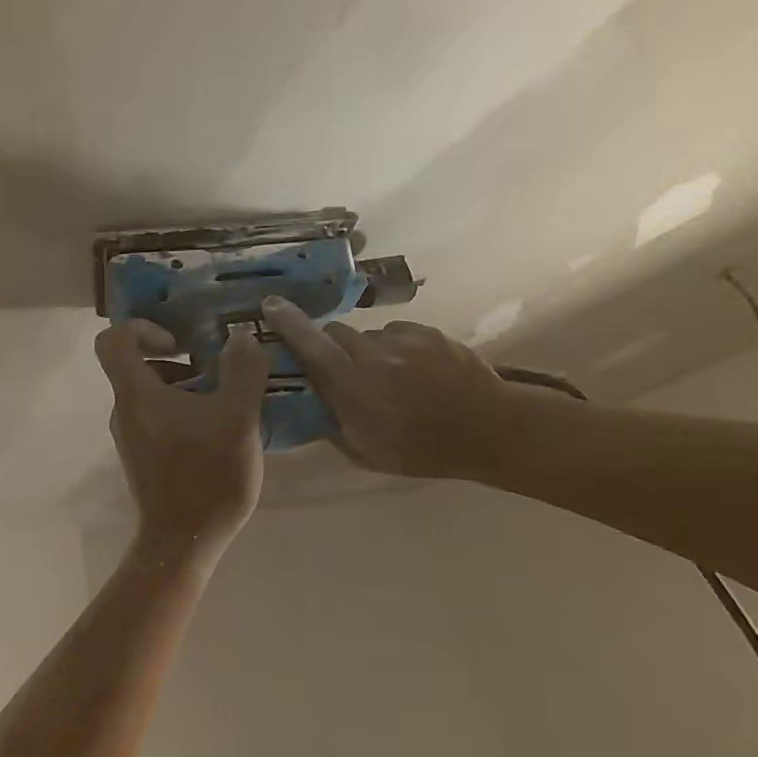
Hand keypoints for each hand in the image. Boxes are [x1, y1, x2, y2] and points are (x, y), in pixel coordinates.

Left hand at [94, 321, 269, 561]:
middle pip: (139, 367)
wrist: (184, 543)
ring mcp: (132, 438)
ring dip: (188, 389)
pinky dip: (186, 414)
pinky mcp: (144, 459)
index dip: (143, 328)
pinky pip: (160, 420)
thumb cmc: (207, 476)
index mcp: (136, 394)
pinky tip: (222, 434)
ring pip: (153, 395)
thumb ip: (242, 370)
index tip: (180, 342)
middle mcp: (125, 411)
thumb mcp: (238, 417)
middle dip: (180, 361)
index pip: (114, 340)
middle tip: (218, 371)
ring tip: (229, 404)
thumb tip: (241, 336)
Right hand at [261, 296, 510, 478]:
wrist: (487, 429)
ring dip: (368, 351)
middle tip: (345, 371)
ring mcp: (403, 339)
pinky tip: (416, 371)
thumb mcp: (366, 451)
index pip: (310, 344)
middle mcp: (373, 353)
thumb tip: (314, 399)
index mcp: (353, 385)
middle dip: (332, 346)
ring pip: (369, 335)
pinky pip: (398, 333)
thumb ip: (333, 421)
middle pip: (336, 332)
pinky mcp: (428, 332)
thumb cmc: (421, 450)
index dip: (288, 323)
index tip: (271, 305)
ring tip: (391, 378)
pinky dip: (397, 348)